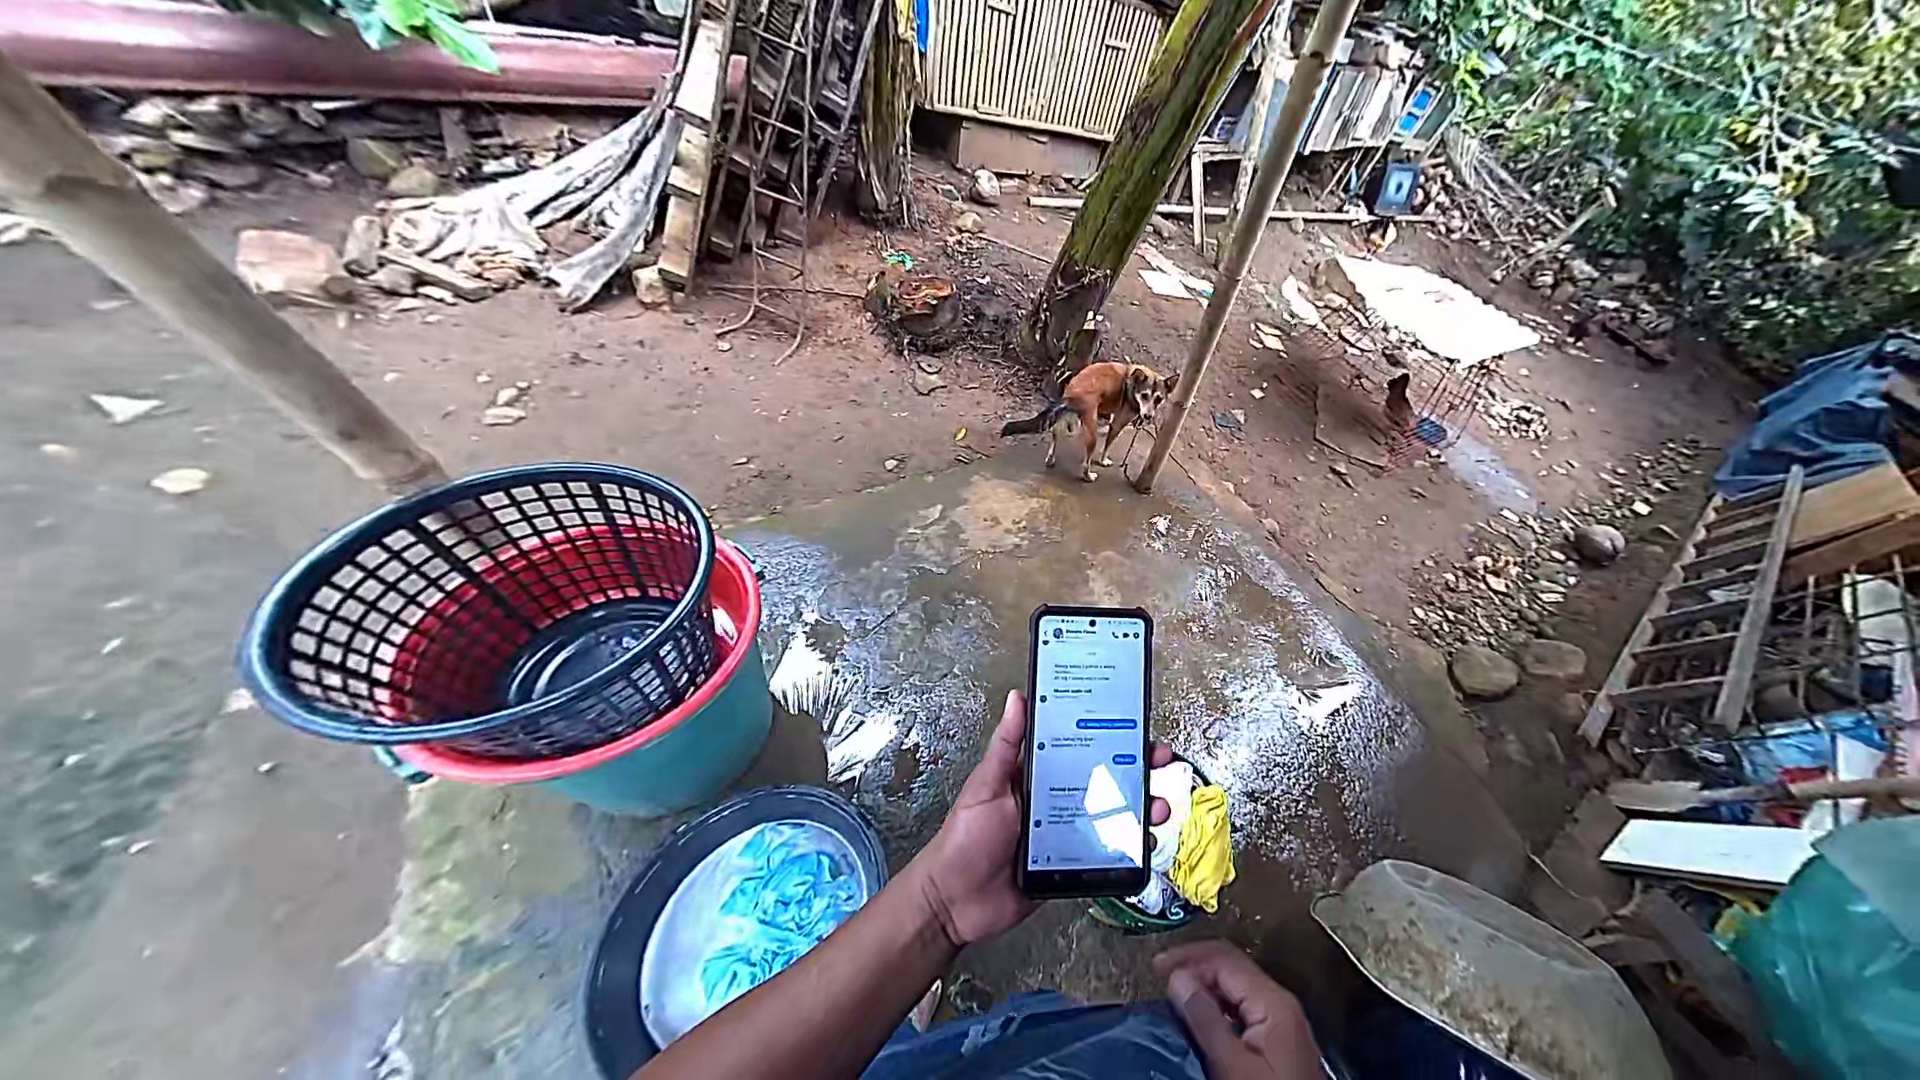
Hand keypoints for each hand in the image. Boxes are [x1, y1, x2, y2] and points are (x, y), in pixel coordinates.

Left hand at [908, 690, 1172, 948]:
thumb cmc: (966, 836)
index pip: (1076, 748)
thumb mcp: (986, 786)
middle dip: (1134, 770)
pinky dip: (1129, 848)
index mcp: (1036, 776)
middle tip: (1161, 762)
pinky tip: (1146, 843)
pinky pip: (1106, 854)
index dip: (1105, 736)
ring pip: (1111, 816)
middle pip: (1101, 780)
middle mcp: (1055, 800)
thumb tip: (1017, 697)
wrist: (955, 901)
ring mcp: (1066, 834)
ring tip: (1161, 805)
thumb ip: (1006, 746)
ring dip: (1139, 809)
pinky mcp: (1072, 866)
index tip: (1134, 726)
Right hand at [1155, 940, 1320, 1079]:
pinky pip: (1240, 1006)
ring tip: (1174, 995)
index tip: (1156, 969)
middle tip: (1160, 976)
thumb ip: (1205, 1019)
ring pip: (1234, 985)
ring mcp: (1281, 1021)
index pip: (1223, 959)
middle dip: (1193, 965)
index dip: (1187, 958)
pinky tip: (1198, 1016)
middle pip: (1230, 966)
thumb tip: (1177, 977)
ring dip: (1202, 984)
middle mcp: (1279, 1002)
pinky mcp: (1277, 1040)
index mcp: (1272, 1002)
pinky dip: (1215, 1003)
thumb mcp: (1233, 1068)